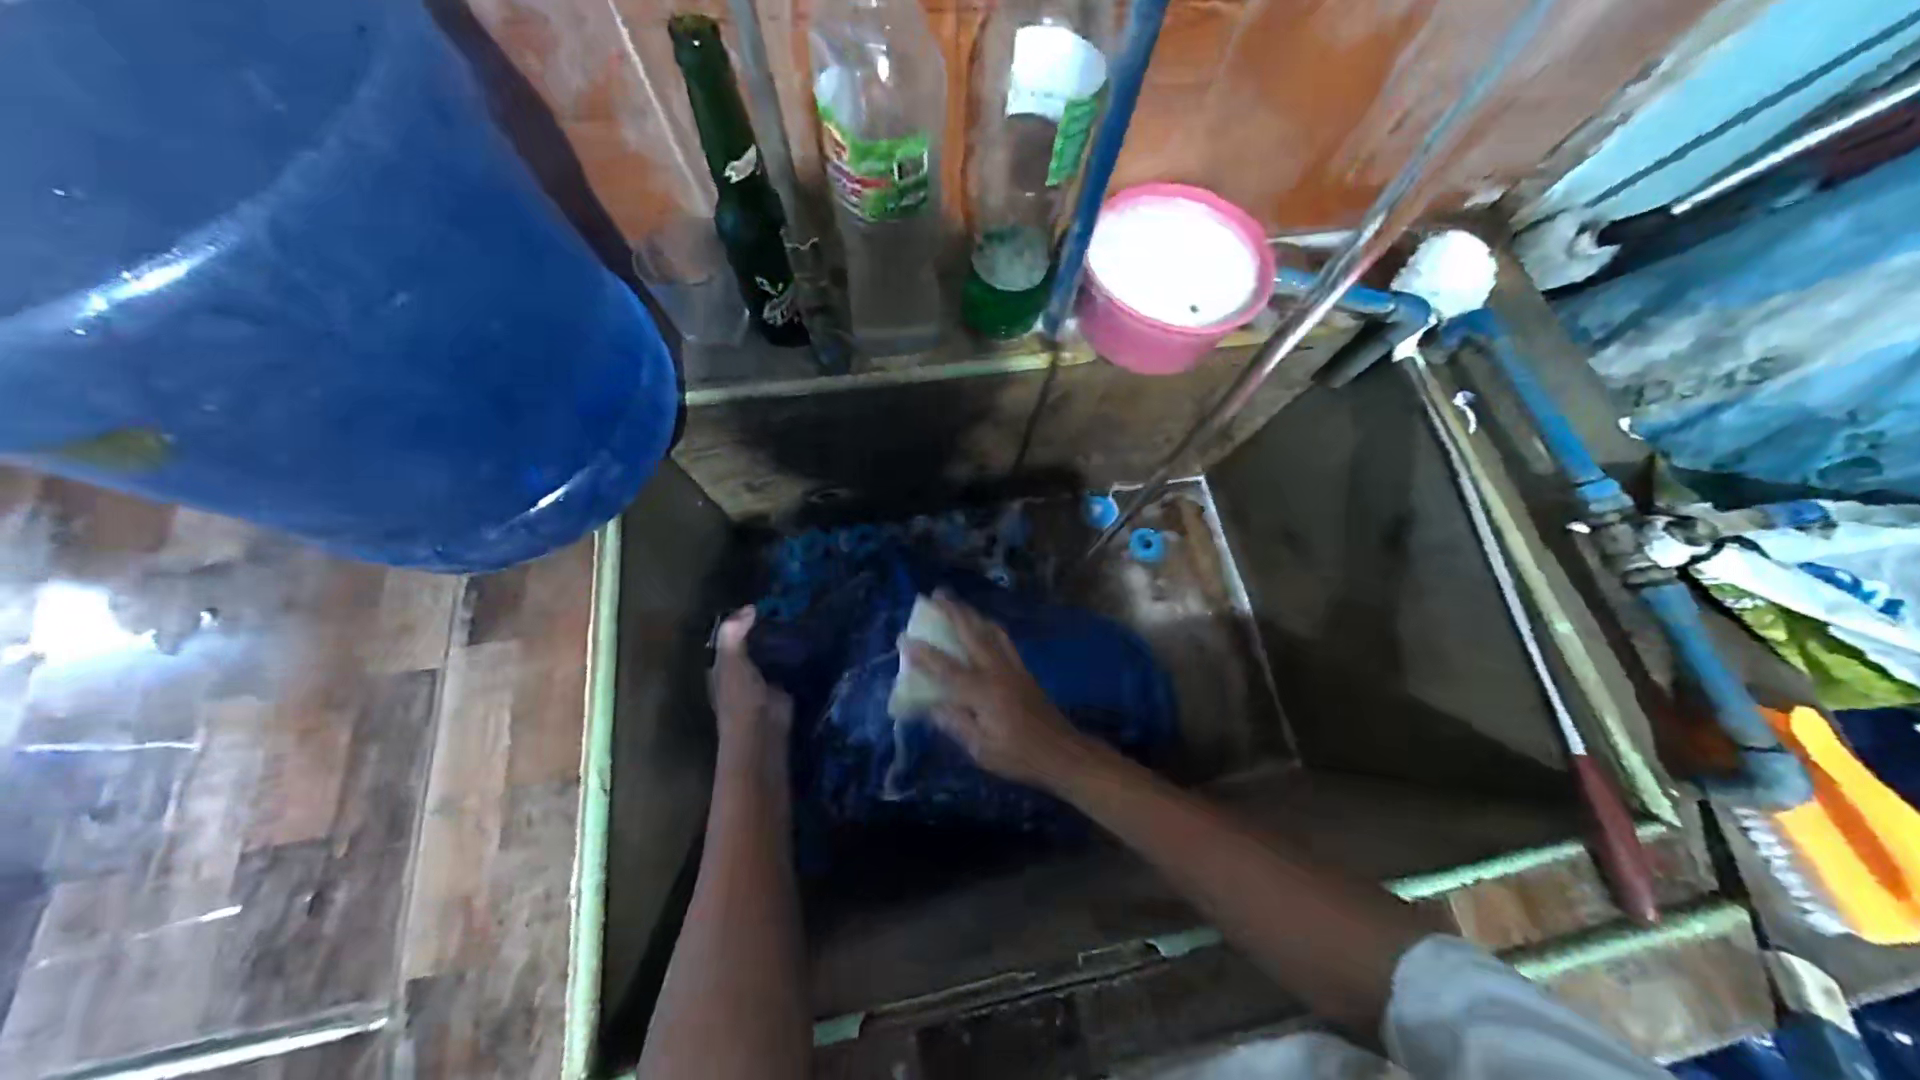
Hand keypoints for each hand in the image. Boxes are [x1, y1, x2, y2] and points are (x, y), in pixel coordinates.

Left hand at [710, 606, 791, 756]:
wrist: (763, 731)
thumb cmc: (740, 696)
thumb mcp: (730, 660)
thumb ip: (734, 633)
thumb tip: (750, 607)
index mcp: (722, 667)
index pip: (730, 638)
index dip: (742, 623)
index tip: (762, 605)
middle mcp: (740, 674)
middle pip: (753, 645)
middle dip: (766, 630)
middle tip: (787, 608)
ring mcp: (762, 682)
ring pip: (771, 655)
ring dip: (783, 642)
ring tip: (801, 619)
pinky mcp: (783, 689)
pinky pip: (789, 667)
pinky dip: (797, 657)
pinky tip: (809, 641)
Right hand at [899, 590, 1090, 790]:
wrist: (1063, 753)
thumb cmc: (1019, 756)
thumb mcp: (981, 749)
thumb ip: (954, 724)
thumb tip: (930, 705)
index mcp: (983, 692)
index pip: (946, 669)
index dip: (923, 654)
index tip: (903, 638)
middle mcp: (997, 672)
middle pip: (971, 634)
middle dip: (952, 612)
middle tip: (935, 595)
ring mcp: (1013, 668)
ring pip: (990, 631)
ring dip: (971, 614)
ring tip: (956, 601)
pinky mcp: (1024, 671)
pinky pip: (1004, 640)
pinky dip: (990, 627)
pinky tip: (985, 625)